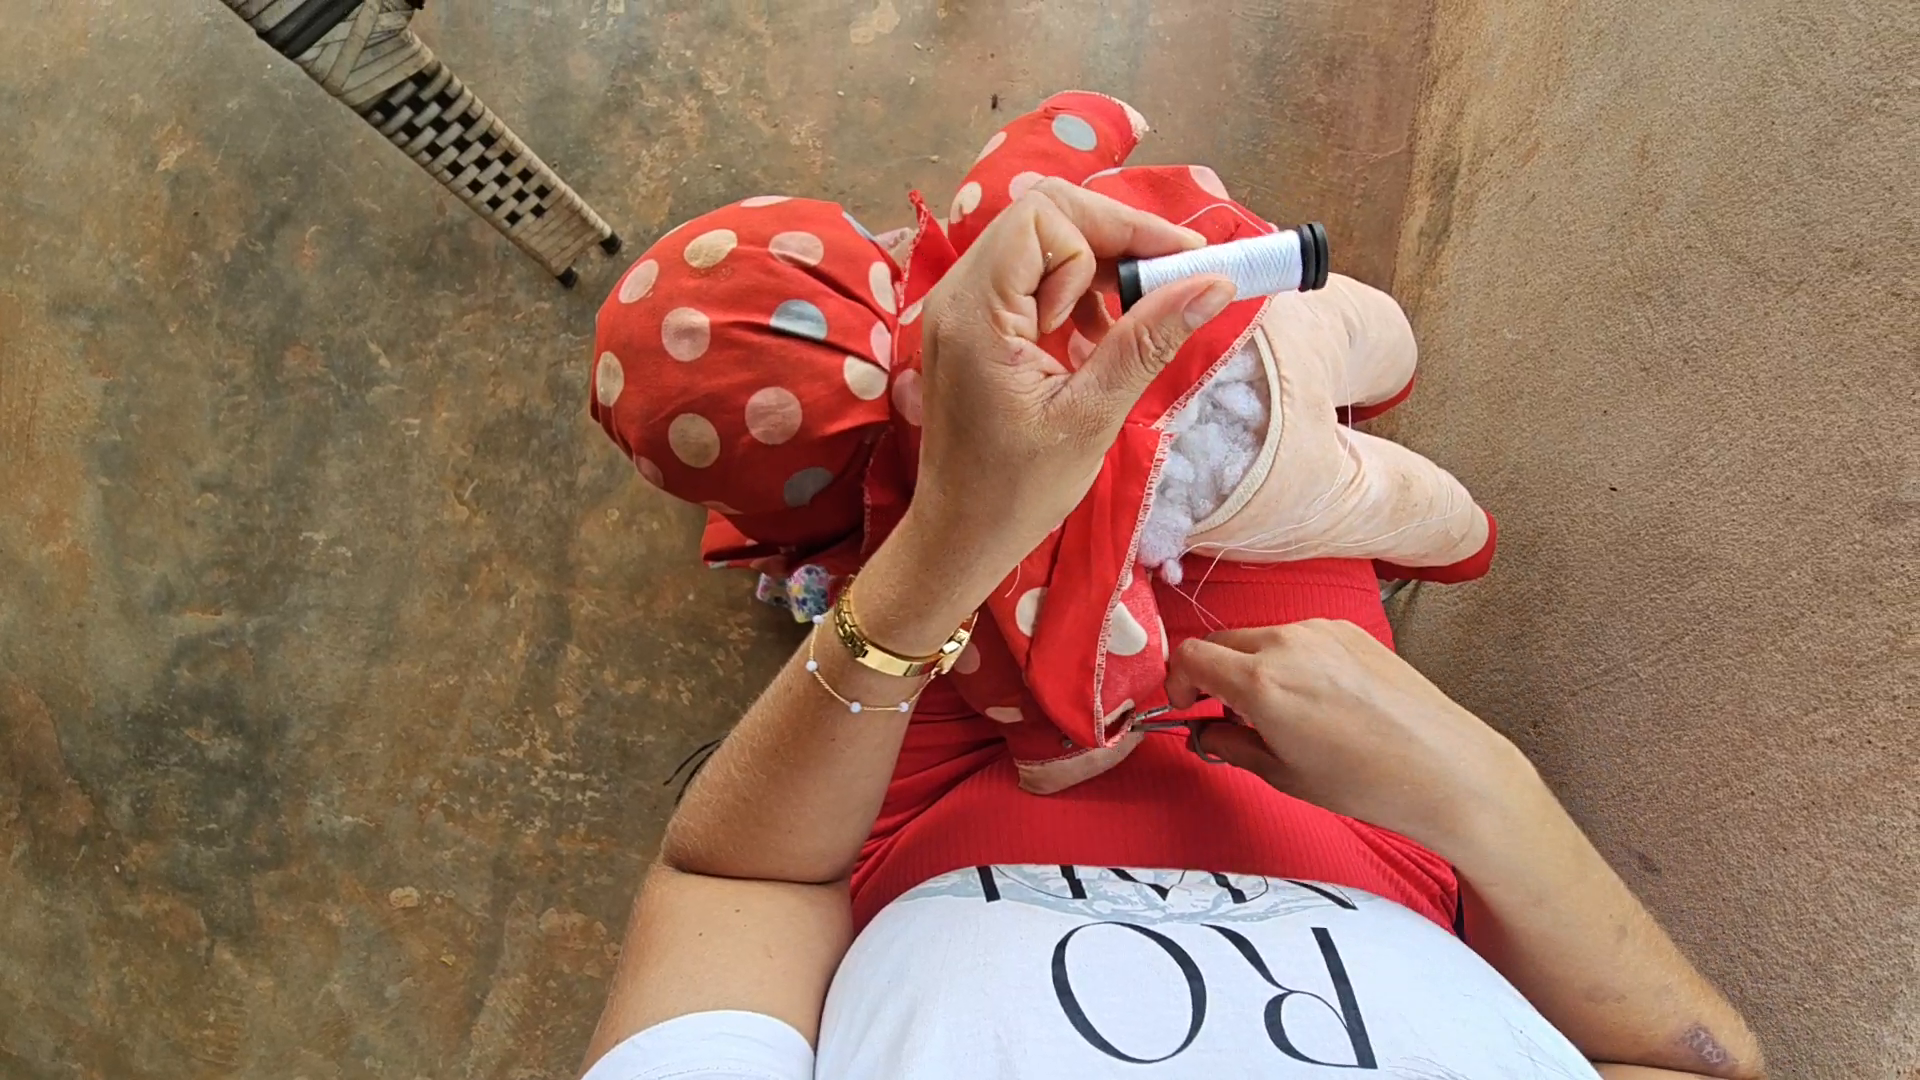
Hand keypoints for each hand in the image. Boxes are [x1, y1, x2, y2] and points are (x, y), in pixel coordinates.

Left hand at [909, 179, 1237, 599]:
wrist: (962, 534)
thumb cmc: (1017, 491)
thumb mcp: (1092, 416)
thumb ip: (1147, 341)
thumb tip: (1213, 283)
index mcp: (976, 315)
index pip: (1044, 218)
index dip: (1112, 231)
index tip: (1163, 274)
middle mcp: (957, 298)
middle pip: (1041, 220)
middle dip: (1111, 240)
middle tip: (1167, 280)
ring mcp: (959, 312)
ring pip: (1036, 247)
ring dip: (1094, 271)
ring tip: (1123, 326)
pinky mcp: (971, 329)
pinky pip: (1027, 282)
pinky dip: (1070, 294)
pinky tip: (1093, 340)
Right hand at [1165, 619, 1542, 858]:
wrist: (1448, 770)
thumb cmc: (1365, 782)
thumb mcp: (1281, 774)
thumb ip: (1227, 744)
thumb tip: (1204, 731)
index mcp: (1260, 681)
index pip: (1189, 656)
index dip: (1176, 680)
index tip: (1186, 703)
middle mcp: (1284, 643)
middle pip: (1219, 642)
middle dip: (1212, 673)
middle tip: (1229, 712)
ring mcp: (1319, 631)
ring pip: (1258, 638)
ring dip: (1251, 665)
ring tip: (1282, 708)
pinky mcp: (1348, 629)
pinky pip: (1297, 637)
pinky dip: (1288, 659)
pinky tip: (1318, 696)